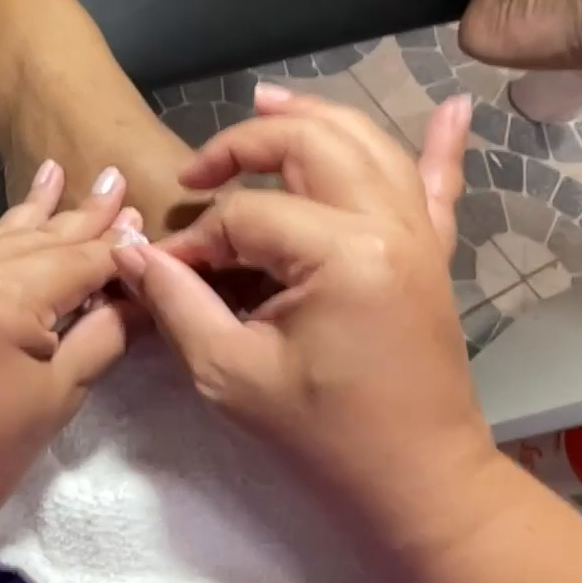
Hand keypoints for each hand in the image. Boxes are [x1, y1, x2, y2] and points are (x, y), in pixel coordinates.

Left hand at [0, 160, 137, 524]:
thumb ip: (106, 333)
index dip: (118, 249)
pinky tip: (22, 210)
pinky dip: (4, 230)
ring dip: (40, 208)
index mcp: (8, 297)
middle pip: (43, 238)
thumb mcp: (63, 391)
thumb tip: (143, 291)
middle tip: (115, 178)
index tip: (150, 225)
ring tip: (63, 172)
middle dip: (84, 214)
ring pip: (5, 233)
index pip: (80, 262)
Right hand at [113, 86, 499, 552]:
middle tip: (198, 170)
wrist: (416, 483)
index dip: (194, 241)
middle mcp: (388, 225)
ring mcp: (419, 235)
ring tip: (266, 99)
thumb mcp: (226, 371)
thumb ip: (174, 300)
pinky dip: (442, 145)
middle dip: (245, 144)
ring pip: (368, 143)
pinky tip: (453, 107)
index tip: (164, 273)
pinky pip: (440, 186)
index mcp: (341, 254)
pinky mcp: (432, 254)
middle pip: (311, 144)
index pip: (245, 214)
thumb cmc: (318, 435)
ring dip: (315, 116)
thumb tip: (128, 249)